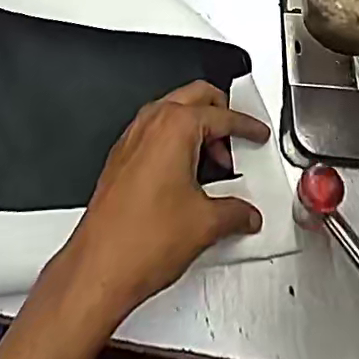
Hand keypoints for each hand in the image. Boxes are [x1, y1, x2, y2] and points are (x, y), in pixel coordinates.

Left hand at [65, 80, 267, 306]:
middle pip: (194, 96)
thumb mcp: (206, 223)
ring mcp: (132, 136)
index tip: (256, 132)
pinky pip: (156, 132)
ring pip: (173, 111)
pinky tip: (189, 174)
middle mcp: (150, 123)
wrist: (102, 262)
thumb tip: (244, 212)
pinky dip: (176, 140)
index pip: (220, 114)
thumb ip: (235, 211)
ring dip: (197, 127)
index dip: (245, 125)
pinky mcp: (123, 154)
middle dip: (220, 111)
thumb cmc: (140, 238)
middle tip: (238, 136)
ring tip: (217, 162)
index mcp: (174, 126)